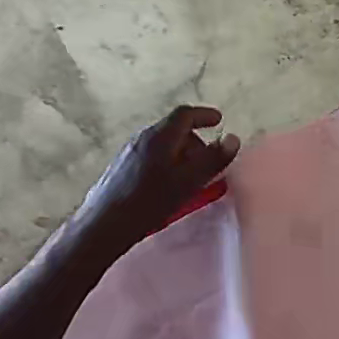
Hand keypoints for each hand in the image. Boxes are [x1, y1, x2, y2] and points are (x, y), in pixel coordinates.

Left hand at [77, 106, 239, 247]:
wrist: (105, 224)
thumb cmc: (150, 201)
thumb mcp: (188, 181)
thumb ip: (213, 159)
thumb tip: (233, 139)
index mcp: (160, 136)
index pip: (185, 114)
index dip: (204, 115)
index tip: (219, 120)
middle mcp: (143, 138)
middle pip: (175, 129)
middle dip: (196, 140)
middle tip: (209, 161)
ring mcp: (130, 152)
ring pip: (163, 144)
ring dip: (182, 153)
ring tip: (191, 177)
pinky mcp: (122, 167)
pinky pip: (152, 155)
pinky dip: (168, 162)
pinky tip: (169, 185)